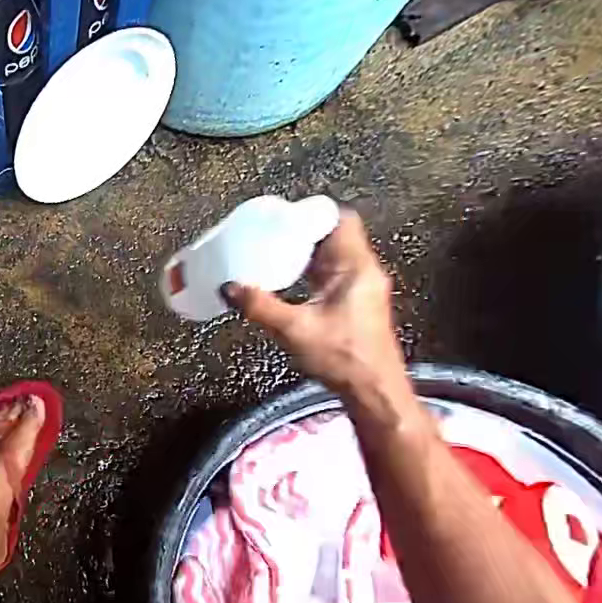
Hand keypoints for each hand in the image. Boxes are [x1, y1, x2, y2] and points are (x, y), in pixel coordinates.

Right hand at [223, 205, 407, 399]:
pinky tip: (284, 280)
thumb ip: (259, 306)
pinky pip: (327, 274)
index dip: (307, 214)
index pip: (337, 219)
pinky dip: (306, 271)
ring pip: (329, 255)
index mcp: (355, 267)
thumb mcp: (293, 329)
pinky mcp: (352, 302)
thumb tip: (230, 287)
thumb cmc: (343, 358)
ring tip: (270, 255)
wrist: (371, 389)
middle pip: (331, 235)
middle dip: (298, 232)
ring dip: (301, 253)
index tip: (279, 218)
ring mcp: (359, 287)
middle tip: (267, 234)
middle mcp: (362, 271)